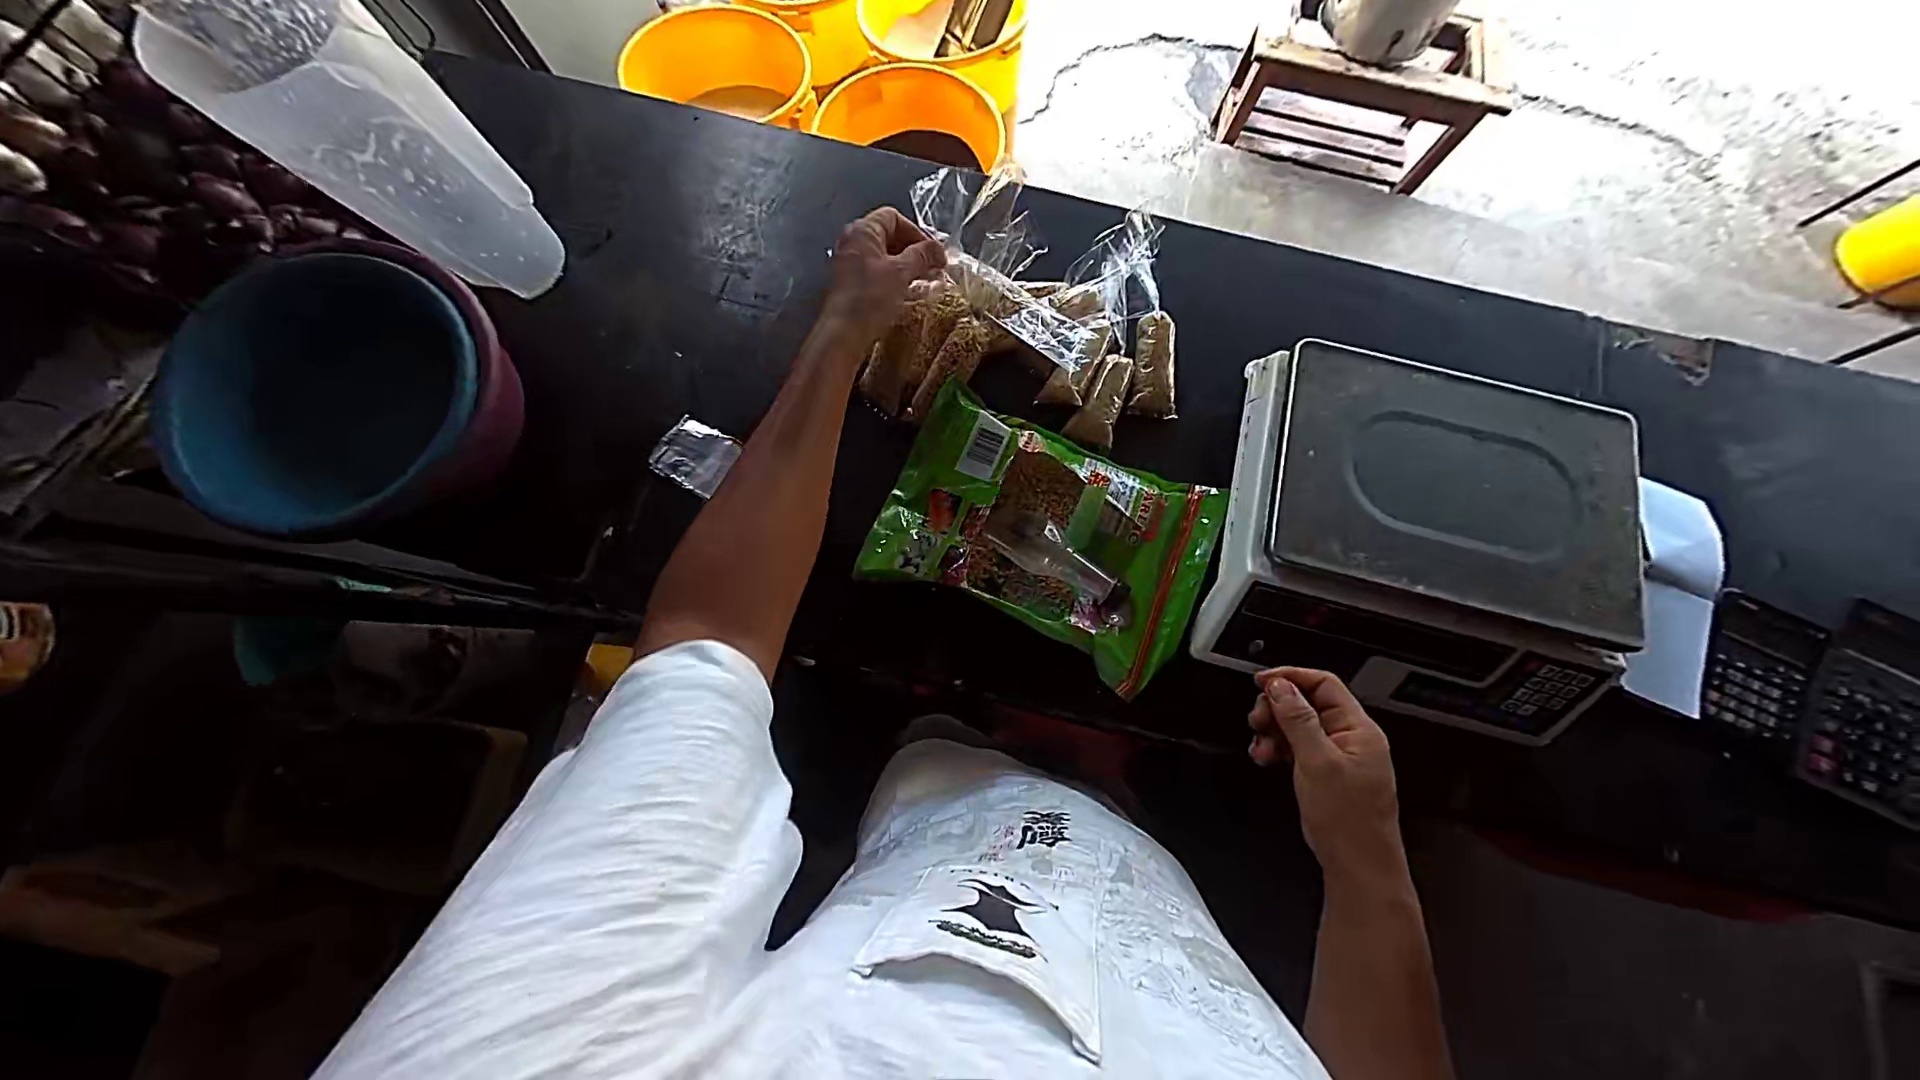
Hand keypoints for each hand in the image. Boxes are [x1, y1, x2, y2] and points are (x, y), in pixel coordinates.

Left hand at [819, 207, 946, 354]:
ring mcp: (847, 264)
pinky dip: (890, 279)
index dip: (917, 232)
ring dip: (903, 266)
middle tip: (930, 267)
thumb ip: (922, 256)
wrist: (842, 335)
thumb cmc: (869, 299)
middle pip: (887, 235)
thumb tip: (939, 249)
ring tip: (920, 282)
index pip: (893, 217)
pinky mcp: (847, 285)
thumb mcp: (901, 273)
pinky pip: (873, 273)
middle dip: (912, 250)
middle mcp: (851, 242)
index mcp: (862, 231)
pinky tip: (902, 294)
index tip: (932, 253)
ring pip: (881, 256)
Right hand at [1248, 667, 1404, 876]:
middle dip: (1276, 708)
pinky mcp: (1324, 770)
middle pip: (1305, 702)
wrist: (1357, 866)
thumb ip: (1297, 720)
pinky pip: (1295, 745)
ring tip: (1262, 748)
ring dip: (1273, 730)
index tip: (1262, 682)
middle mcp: (1350, 738)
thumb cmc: (1349, 822)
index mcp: (1359, 730)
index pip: (1324, 684)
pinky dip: (1277, 748)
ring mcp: (1337, 754)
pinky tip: (1267, 758)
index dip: (1291, 677)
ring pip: (1296, 724)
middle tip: (1258, 721)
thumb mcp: (1317, 763)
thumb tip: (1281, 686)